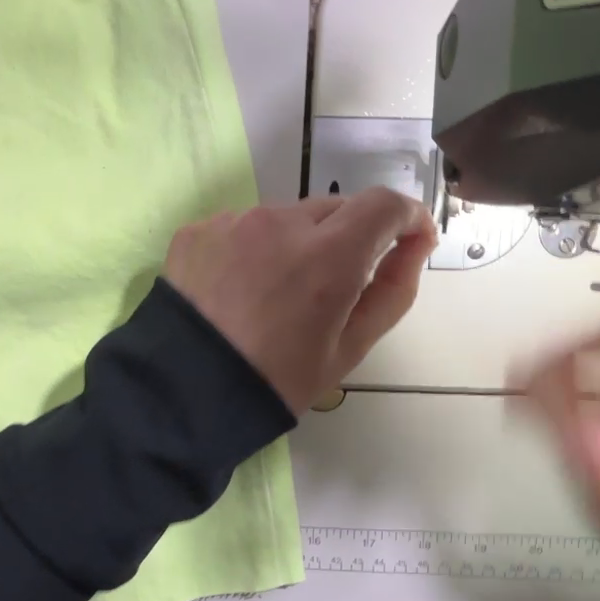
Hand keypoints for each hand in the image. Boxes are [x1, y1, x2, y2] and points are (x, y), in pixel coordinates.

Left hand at [162, 189, 438, 413]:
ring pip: (286, 218)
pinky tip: (239, 292)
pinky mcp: (197, 231)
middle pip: (335, 209)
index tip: (411, 240)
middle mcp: (282, 223)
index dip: (406, 218)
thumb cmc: (277, 381)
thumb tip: (416, 245)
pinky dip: (252, 250)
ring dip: (297, 244)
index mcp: (329, 256)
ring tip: (277, 296)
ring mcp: (234, 223)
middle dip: (349, 238)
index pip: (383, 205)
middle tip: (335, 287)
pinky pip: (242, 228)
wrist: (183, 395)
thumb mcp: (349, 349)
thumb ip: (392, 291)